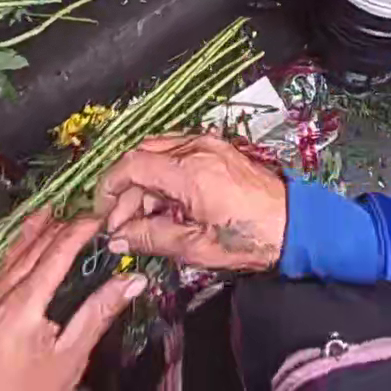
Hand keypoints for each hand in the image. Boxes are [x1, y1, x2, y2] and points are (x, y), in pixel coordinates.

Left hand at [0, 209, 144, 390]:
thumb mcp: (68, 359)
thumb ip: (100, 312)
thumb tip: (136, 278)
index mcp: (20, 306)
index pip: (58, 249)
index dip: (84, 227)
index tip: (107, 216)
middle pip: (35, 245)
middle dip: (66, 224)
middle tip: (94, 214)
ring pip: (15, 253)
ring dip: (41, 231)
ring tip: (63, 211)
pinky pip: (3, 268)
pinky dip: (22, 248)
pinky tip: (31, 241)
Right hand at [93, 134, 286, 271]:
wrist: (289, 221)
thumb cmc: (243, 237)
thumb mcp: (192, 247)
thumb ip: (150, 237)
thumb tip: (116, 237)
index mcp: (188, 170)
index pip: (132, 164)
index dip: (109, 188)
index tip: (102, 215)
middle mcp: (197, 147)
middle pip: (143, 154)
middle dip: (126, 187)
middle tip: (123, 225)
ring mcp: (210, 144)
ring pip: (160, 151)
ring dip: (145, 181)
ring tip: (146, 219)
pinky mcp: (219, 148)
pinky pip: (180, 152)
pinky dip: (165, 173)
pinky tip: (168, 204)